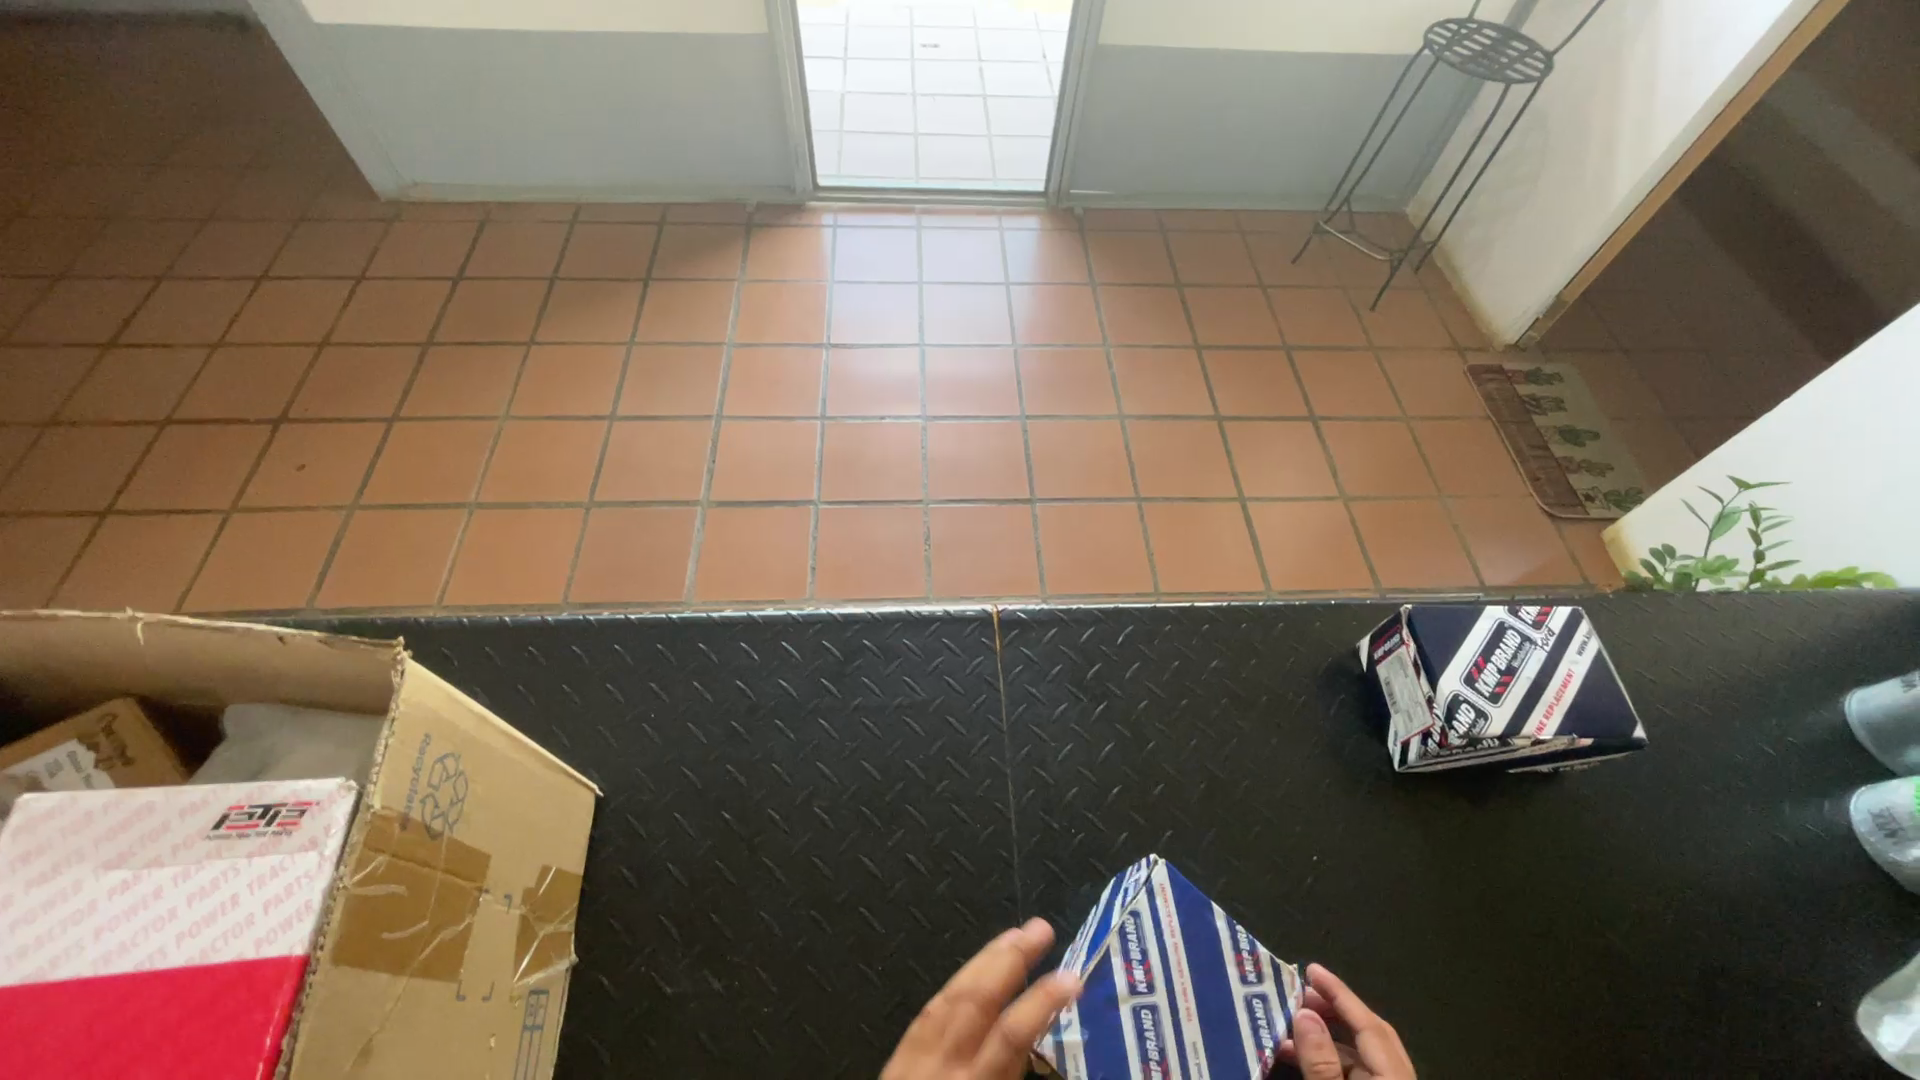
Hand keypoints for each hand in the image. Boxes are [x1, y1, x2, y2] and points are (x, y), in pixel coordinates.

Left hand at [882, 917, 1083, 1079]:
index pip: (1012, 1037)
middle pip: (977, 1001)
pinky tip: (969, 974)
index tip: (1073, 976)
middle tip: (1042, 929)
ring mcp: (916, 1062)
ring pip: (951, 997)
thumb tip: (1043, 1058)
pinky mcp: (898, 1063)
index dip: (1042, 1002)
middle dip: (1011, 960)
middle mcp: (946, 1070)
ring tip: (1013, 937)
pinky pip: (927, 1014)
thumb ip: (1018, 1075)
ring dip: (984, 962)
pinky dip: (954, 987)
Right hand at [1279, 963, 1415, 1079]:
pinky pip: (1360, 1071)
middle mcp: (1399, 1077)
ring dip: (1328, 1034)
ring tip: (1292, 1025)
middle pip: (1372, 1033)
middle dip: (1335, 1007)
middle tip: (1300, 995)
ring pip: (1363, 1053)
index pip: (1368, 1024)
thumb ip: (1321, 1061)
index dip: (1339, 993)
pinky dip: (1332, 1056)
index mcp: (1393, 1076)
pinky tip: (1302, 1055)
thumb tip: (1304, 1014)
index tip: (1310, 969)